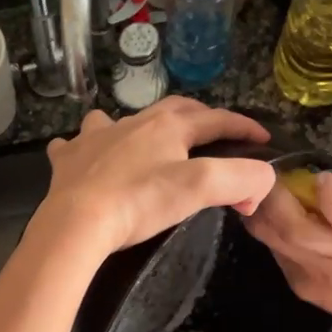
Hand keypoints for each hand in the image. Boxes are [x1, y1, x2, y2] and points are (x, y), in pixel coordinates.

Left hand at [37, 98, 276, 255]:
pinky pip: (73, 144)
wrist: (77, 221)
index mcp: (169, 125)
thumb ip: (240, 179)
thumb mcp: (200, 189)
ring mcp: (95, 137)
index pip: (218, 119)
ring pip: (118, 120)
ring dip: (135, 125)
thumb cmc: (140, 202)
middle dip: (198, 117)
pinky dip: (81, 146)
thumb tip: (261, 180)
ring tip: (141, 138)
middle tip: (212, 133)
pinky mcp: (68, 160)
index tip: (263, 140)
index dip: (245, 128)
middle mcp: (132, 122)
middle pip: (173, 110)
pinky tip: (79, 153)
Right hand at [244, 172, 331, 331]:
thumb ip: (315, 255)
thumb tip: (305, 217)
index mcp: (301, 278)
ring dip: (282, 195)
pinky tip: (325, 180)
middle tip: (260, 174)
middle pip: (270, 232)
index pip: (267, 240)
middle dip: (259, 201)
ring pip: (293, 225)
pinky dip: (329, 194)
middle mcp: (312, 267)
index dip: (258, 213)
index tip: (258, 191)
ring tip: (283, 174)